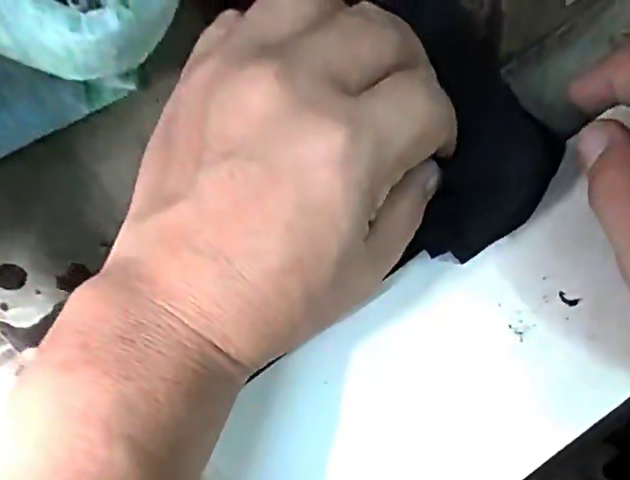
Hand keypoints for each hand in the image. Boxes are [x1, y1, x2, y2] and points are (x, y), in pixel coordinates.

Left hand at [96, 0, 456, 376]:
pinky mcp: (203, 64)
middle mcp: (300, 83)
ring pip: (323, 2)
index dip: (444, 125)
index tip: (434, 149)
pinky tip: (296, 76)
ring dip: (354, 37)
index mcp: (349, 146)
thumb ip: (407, 208)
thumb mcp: (366, 271)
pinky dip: (293, 35)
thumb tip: (423, 166)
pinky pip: (261, 12)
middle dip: (412, 71)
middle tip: (404, 110)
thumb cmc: (282, 300)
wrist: (185, 298)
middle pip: (384, 32)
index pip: (426, 98)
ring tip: (352, 79)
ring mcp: (243, 62)